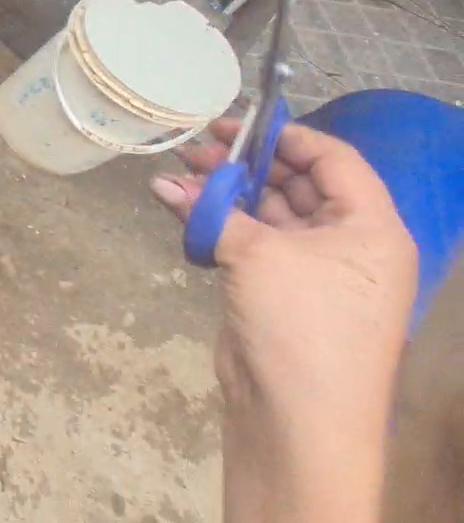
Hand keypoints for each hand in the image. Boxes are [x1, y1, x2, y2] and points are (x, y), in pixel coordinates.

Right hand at [151, 118, 417, 522]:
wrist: (300, 407)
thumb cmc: (303, 321)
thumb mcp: (256, 254)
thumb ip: (208, 210)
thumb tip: (160, 181)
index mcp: (371, 229)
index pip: (335, 162)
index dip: (286, 137)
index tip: (233, 123)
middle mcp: (349, 243)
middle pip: (298, 184)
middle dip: (244, 162)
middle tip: (192, 144)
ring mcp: (313, 266)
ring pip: (266, 210)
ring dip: (222, 191)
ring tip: (176, 171)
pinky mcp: (277, 285)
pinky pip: (247, 237)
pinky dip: (215, 220)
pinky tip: (180, 207)